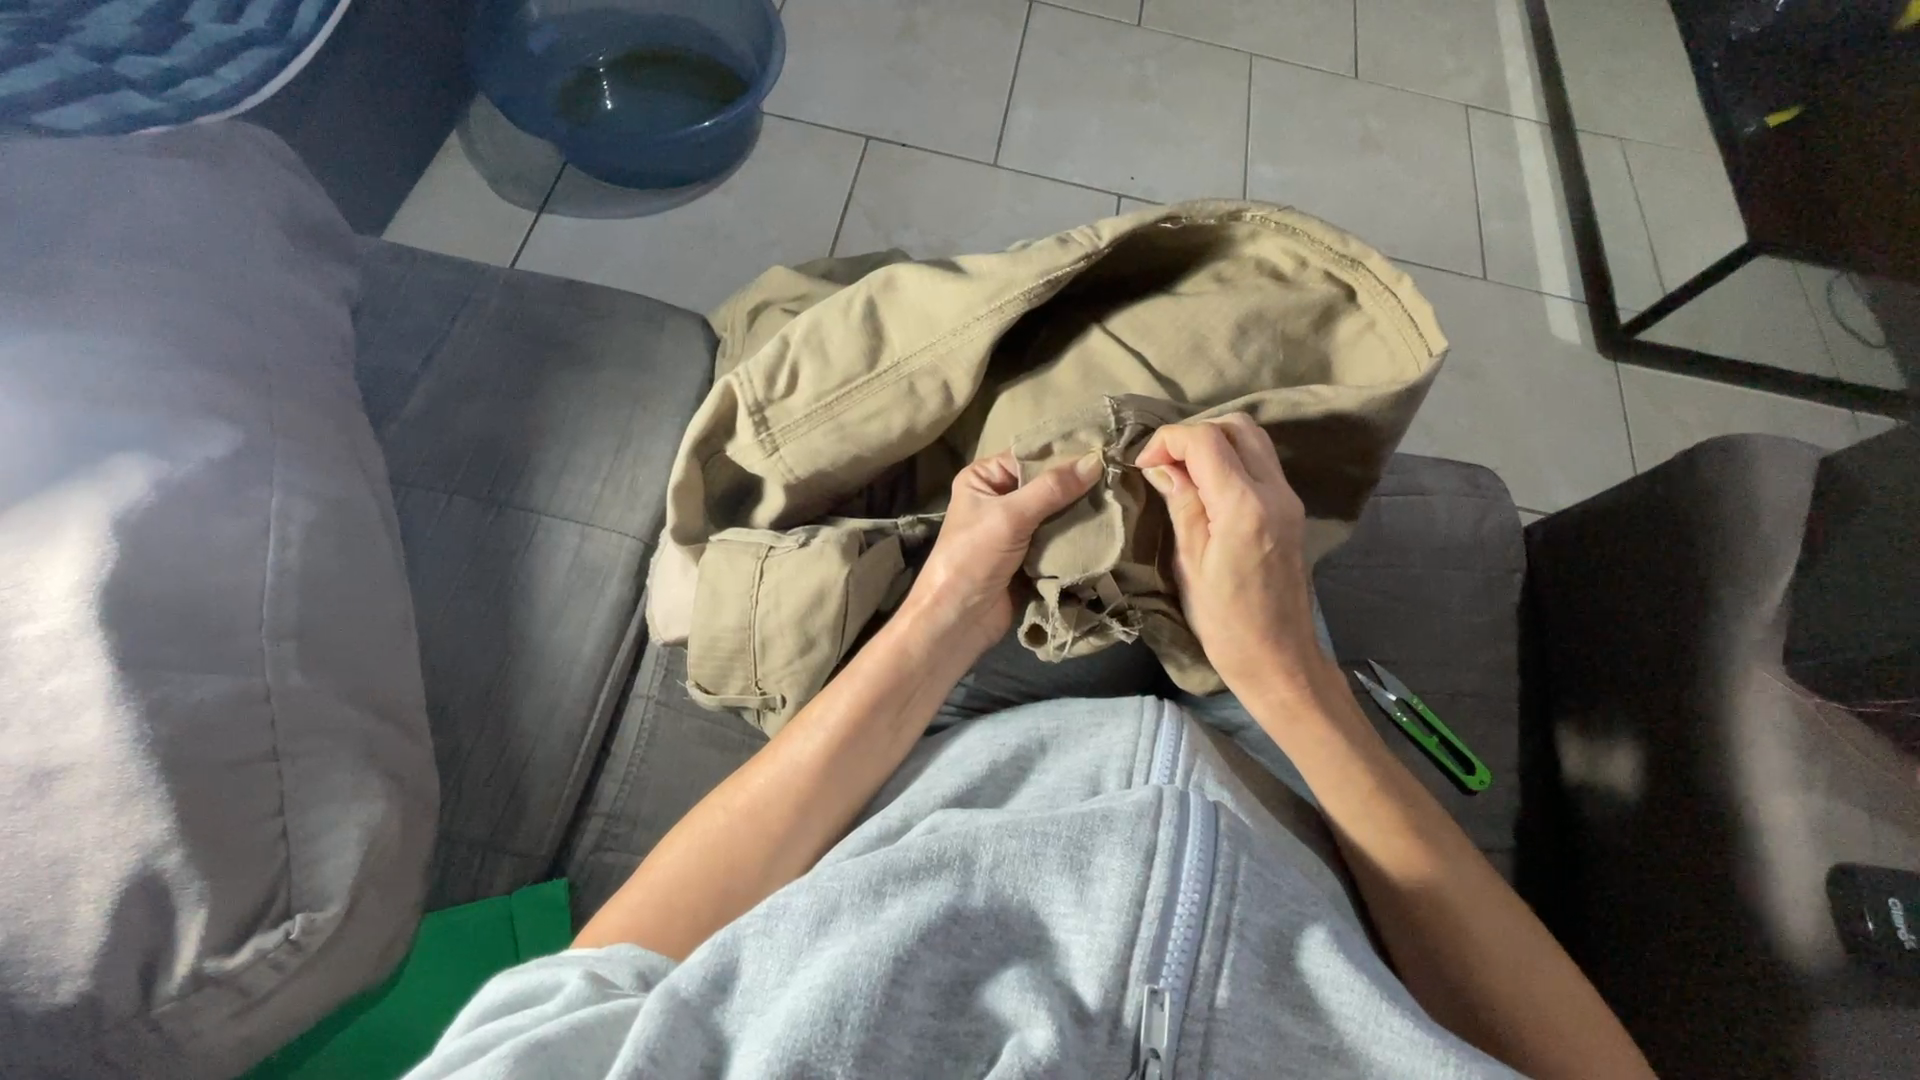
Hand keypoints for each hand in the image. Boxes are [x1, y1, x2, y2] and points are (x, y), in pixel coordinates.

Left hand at [902, 451, 1102, 657]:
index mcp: (983, 479)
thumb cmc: (972, 558)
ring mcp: (1015, 531)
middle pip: (1046, 486)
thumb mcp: (1010, 516)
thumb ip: (1052, 489)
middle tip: (1118, 478)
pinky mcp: (1029, 557)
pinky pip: (1058, 540)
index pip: (1029, 457)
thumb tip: (1096, 461)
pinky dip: (1077, 538)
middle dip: (1078, 487)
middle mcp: (998, 499)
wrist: (958, 620)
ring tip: (1118, 501)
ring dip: (1081, 514)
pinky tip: (1106, 529)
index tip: (1105, 451)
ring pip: (1056, 514)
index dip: (1064, 456)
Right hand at [1135, 415, 1323, 695]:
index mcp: (1245, 506)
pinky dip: (1230, 459)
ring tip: (1181, 473)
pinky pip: (1261, 462)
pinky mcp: (1291, 510)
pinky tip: (1205, 487)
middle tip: (1162, 465)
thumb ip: (1182, 506)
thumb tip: (1162, 469)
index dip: (1168, 442)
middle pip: (1236, 426)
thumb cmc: (1225, 622)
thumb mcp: (1190, 564)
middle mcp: (1274, 492)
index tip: (1144, 466)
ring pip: (1253, 439)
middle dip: (1192, 435)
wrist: (1279, 658)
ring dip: (1213, 443)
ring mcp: (1288, 499)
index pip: (1206, 440)